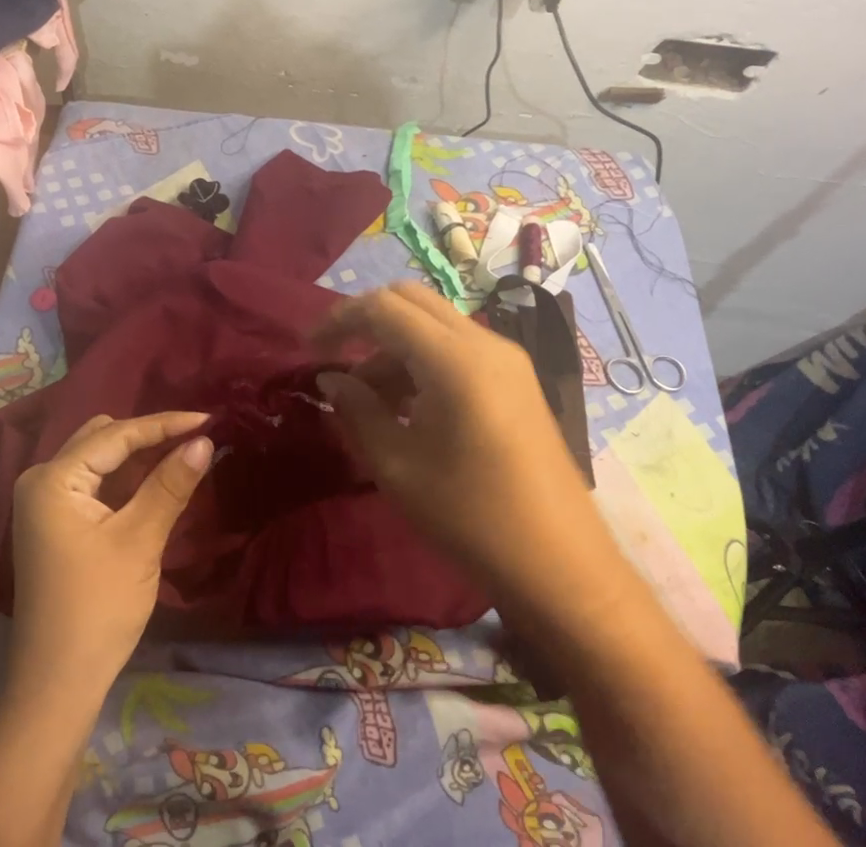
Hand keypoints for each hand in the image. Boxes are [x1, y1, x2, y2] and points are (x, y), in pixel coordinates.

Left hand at [7, 412, 212, 692]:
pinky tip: (156, 482)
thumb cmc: (98, 606)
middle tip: (198, 438)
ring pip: (98, 462)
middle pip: (101, 439)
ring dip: (138, 458)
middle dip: (149, 436)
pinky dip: (124, 482)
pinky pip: (93, 486)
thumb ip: (169, 486)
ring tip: (185, 454)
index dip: (164, 424)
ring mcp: (45, 503)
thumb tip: (204, 441)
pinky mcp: (54, 524)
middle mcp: (41, 480)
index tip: (210, 418)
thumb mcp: (139, 541)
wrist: (58, 676)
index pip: (115, 434)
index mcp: (53, 478)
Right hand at [311, 281, 597, 595]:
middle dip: (365, 322)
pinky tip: (405, 409)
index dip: (338, 319)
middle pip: (411, 301)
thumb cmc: (468, 515)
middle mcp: (485, 345)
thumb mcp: (396, 465)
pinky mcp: (516, 382)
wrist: (557, 562)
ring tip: (367, 401)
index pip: (383, 308)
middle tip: (334, 361)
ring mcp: (507, 361)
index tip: (308, 351)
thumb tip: (330, 379)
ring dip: (392, 347)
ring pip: (434, 325)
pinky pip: (457, 349)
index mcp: (454, 361)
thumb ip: (357, 410)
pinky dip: (421, 362)